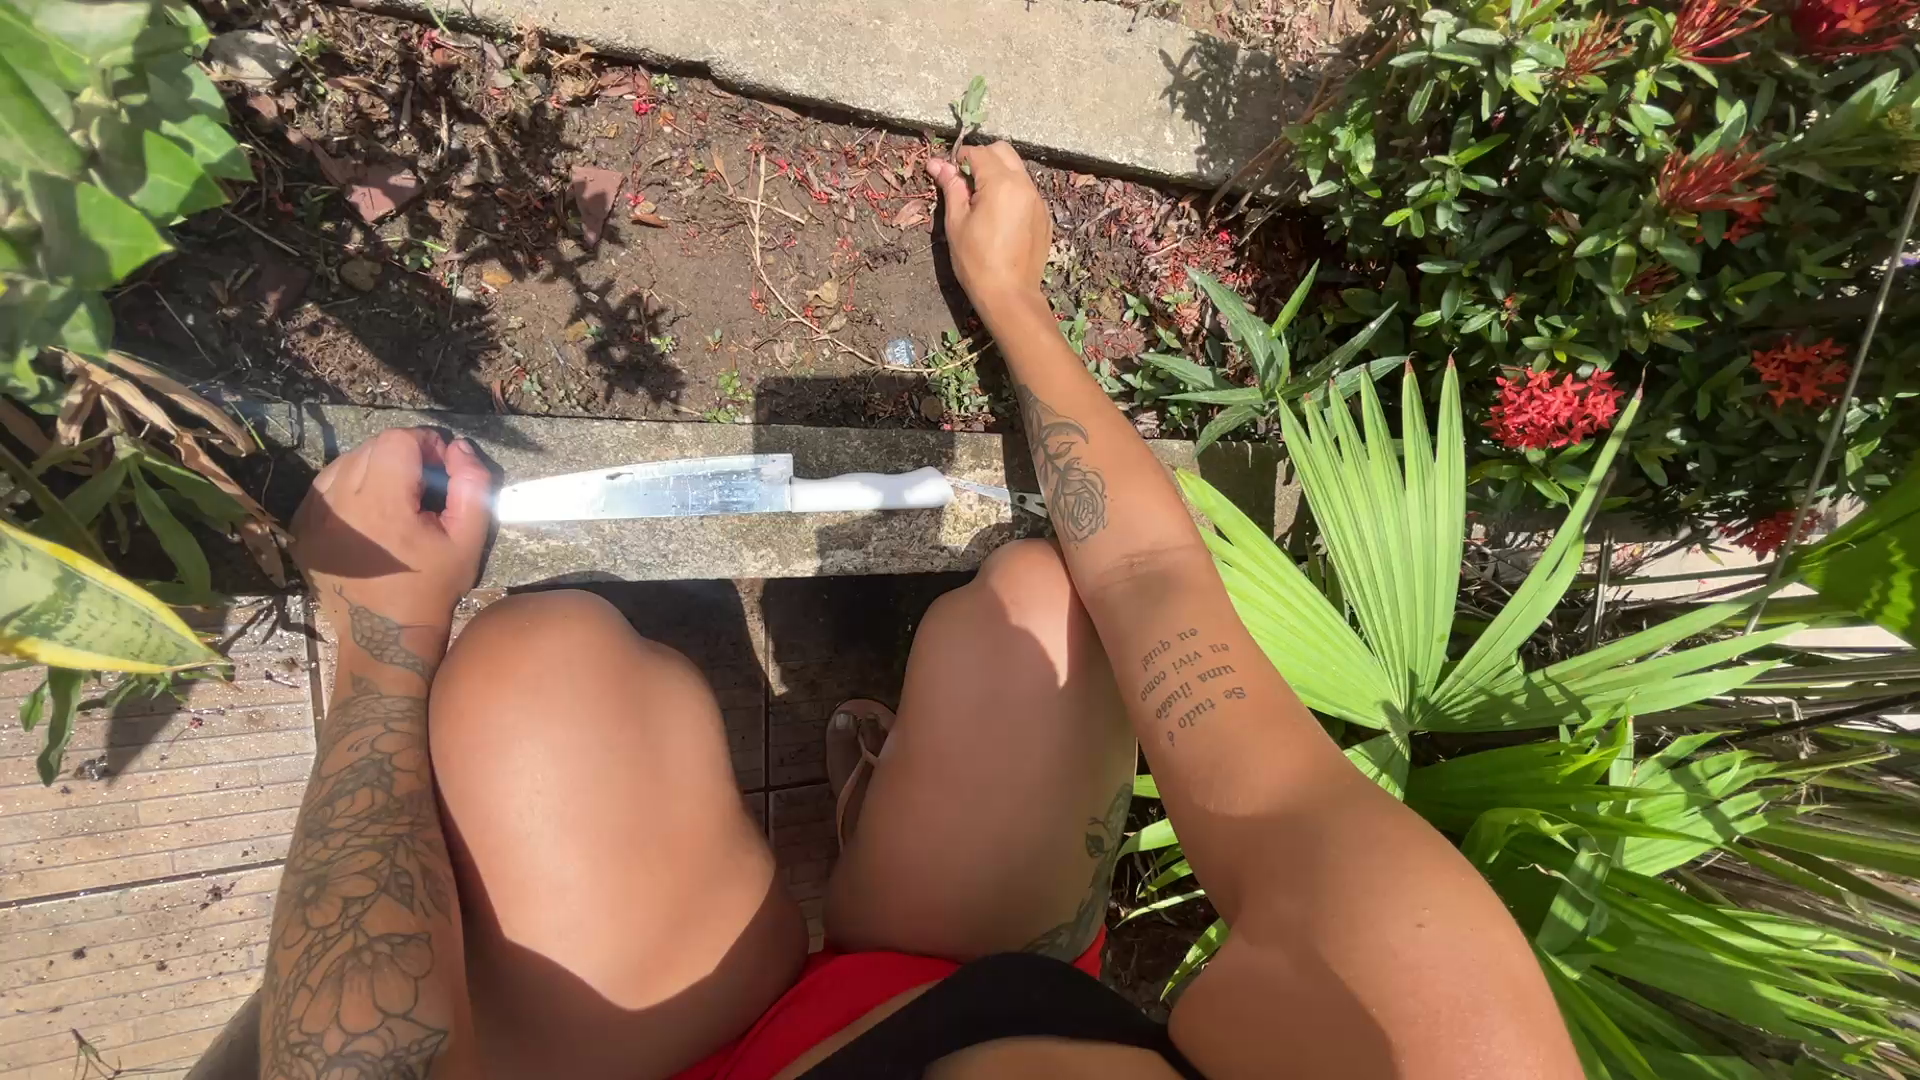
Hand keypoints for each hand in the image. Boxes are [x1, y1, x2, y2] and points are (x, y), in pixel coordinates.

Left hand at [293, 428, 492, 639]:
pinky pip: (326, 487)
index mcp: (380, 504)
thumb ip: (472, 486)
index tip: (445, 464)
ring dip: (377, 468)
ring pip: (345, 462)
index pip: (397, 440)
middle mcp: (337, 502)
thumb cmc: (434, 585)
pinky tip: (373, 511)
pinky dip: (353, 486)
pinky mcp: (300, 527)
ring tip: (400, 497)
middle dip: (405, 454)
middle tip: (428, 483)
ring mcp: (312, 515)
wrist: (385, 632)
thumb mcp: (468, 538)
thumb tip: (459, 448)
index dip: (427, 443)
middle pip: (371, 447)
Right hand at [927, 142, 1050, 323]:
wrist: (1009, 296)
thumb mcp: (957, 223)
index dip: (960, 161)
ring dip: (999, 176)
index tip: (949, 176)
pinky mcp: (1044, 218)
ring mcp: (1038, 201)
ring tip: (984, 205)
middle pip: (1003, 152)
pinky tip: (1001, 221)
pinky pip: (1027, 193)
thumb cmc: (976, 263)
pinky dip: (1013, 195)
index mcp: (1001, 184)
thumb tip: (936, 163)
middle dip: (983, 160)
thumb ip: (951, 188)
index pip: (978, 153)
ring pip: (1017, 171)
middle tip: (967, 186)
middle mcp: (1025, 185)